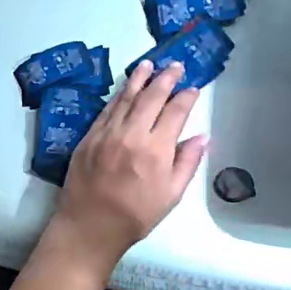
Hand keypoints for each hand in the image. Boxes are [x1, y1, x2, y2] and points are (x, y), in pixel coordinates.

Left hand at [48, 60, 207, 268]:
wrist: (90, 225)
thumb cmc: (135, 215)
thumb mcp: (171, 195)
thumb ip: (187, 163)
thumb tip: (202, 137)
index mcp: (156, 150)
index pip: (175, 113)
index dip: (186, 98)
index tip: (193, 88)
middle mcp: (131, 134)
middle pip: (151, 97)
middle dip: (165, 79)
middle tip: (175, 66)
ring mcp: (106, 133)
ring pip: (125, 98)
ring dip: (139, 79)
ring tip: (148, 64)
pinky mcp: (88, 137)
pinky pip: (106, 110)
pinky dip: (117, 96)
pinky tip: (124, 89)